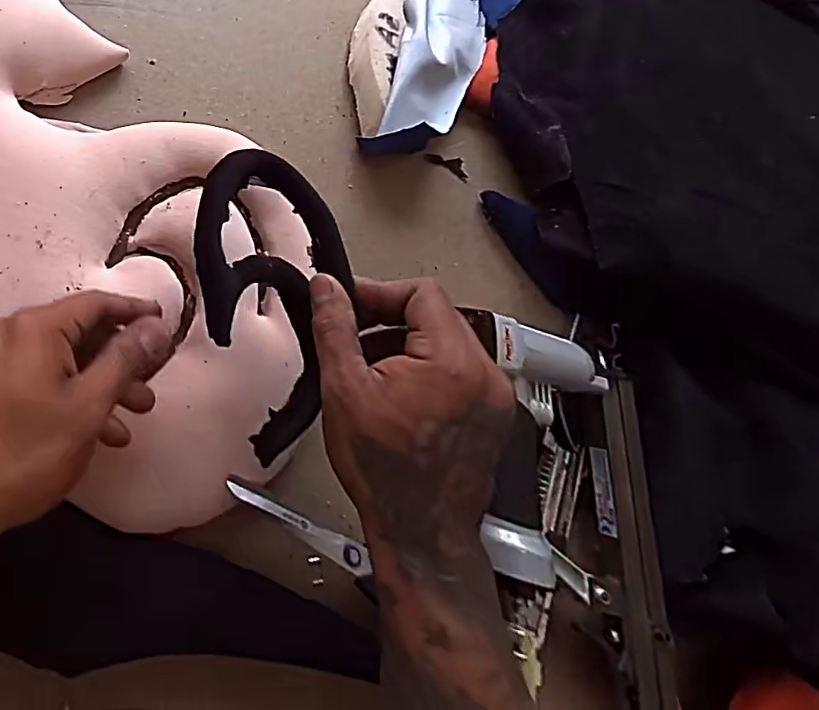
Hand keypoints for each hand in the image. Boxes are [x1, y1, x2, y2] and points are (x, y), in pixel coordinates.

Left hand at [0, 291, 175, 535]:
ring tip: (133, 411)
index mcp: (34, 327)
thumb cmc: (23, 455)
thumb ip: (125, 360)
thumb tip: (155, 326)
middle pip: (78, 331)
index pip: (96, 303)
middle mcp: (11, 333)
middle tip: (151, 379)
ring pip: (61, 359)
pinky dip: (69, 394)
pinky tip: (95, 428)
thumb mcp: (87, 406)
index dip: (134, 311)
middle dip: (120, 357)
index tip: (162, 321)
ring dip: (99, 381)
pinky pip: (39, 376)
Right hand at [310, 275, 513, 563]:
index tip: (349, 303)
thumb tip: (326, 287)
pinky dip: (421, 365)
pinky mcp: (490, 412)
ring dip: (401, 341)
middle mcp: (484, 375)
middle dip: (386, 317)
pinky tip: (390, 387)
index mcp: (453, 362)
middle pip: (434, 313)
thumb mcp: (343, 387)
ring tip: (366, 366)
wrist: (419, 530)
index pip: (421, 292)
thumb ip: (335, 327)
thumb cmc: (386, 471)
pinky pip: (454, 366)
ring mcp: (492, 396)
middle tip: (351, 333)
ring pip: (443, 339)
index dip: (377, 292)